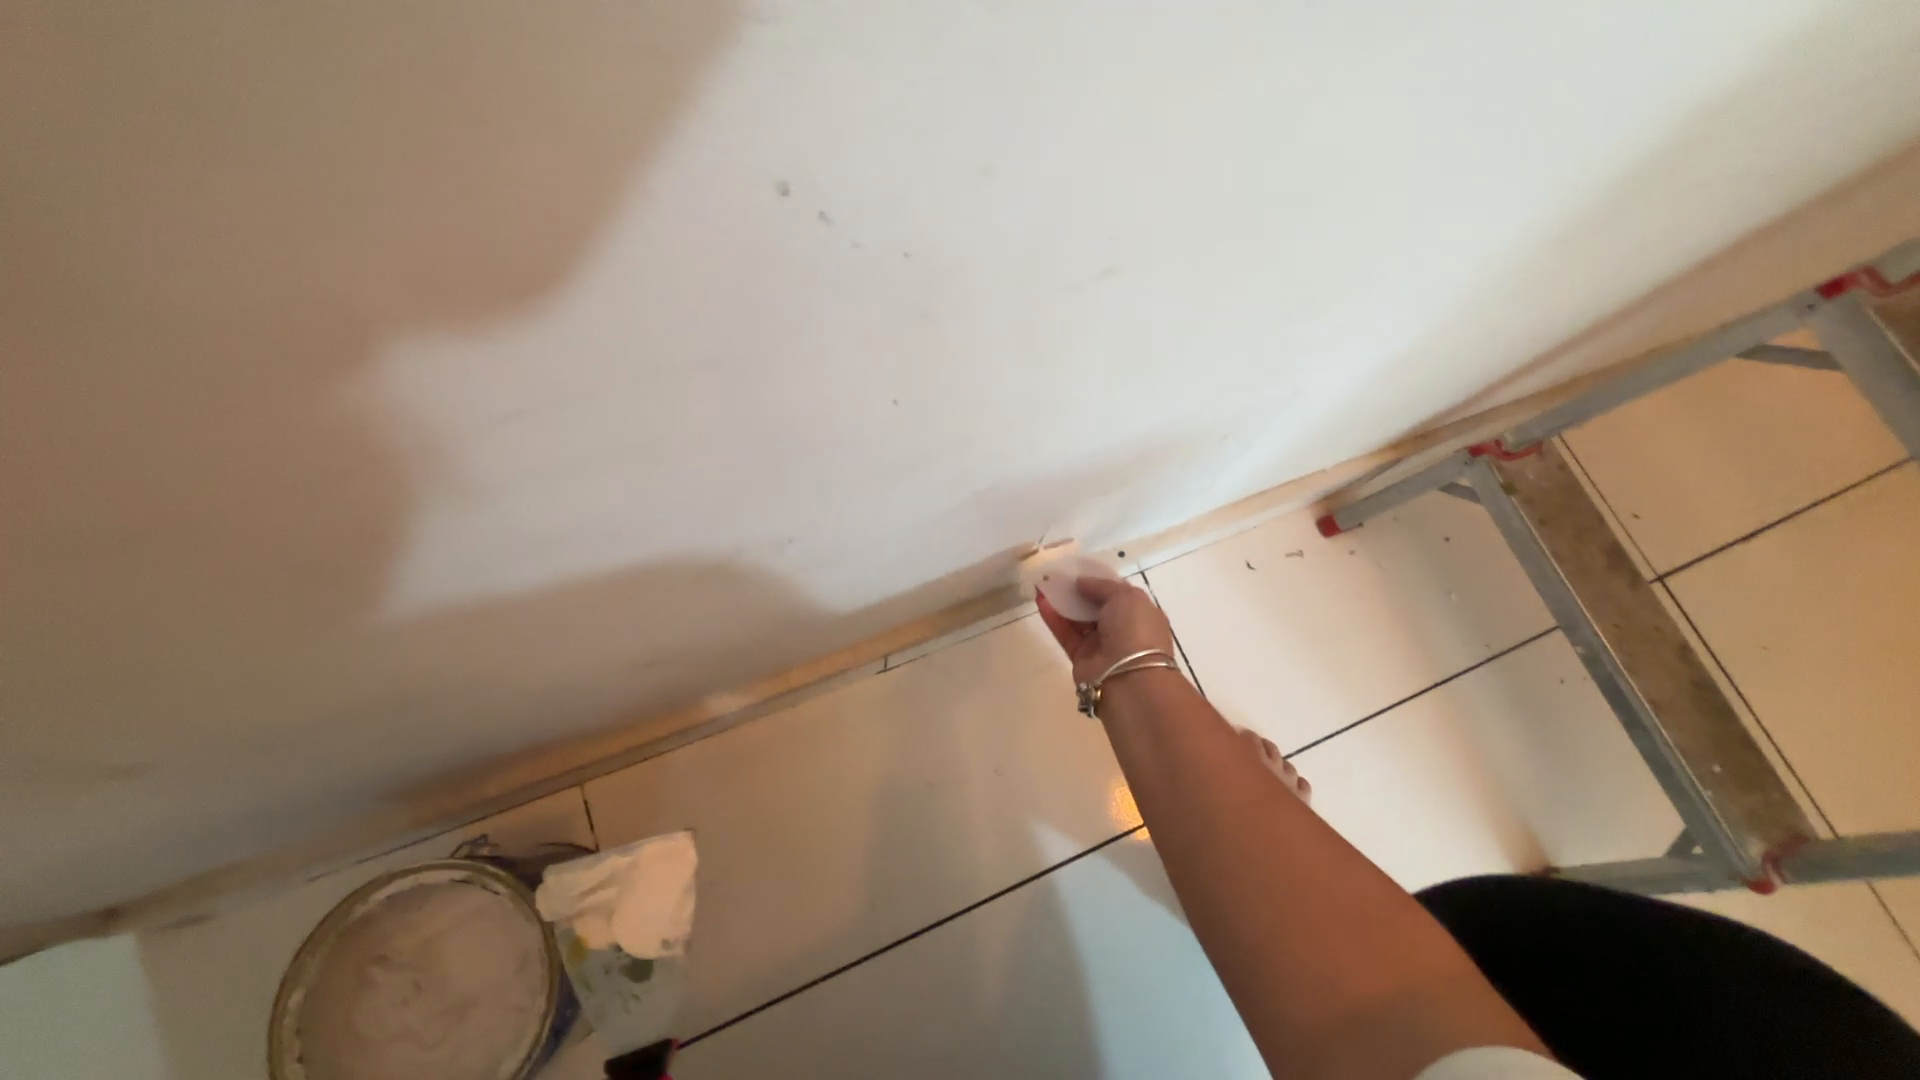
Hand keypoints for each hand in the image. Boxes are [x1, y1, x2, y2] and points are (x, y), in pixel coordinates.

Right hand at [1035, 575, 1177, 684]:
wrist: (1130, 679)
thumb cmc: (1136, 630)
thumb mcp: (1127, 597)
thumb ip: (1102, 586)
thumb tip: (1082, 582)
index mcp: (1141, 613)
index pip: (1118, 593)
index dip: (1099, 581)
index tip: (1079, 569)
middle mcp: (1122, 629)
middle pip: (1096, 606)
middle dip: (1078, 590)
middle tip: (1057, 575)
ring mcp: (1101, 644)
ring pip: (1078, 619)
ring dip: (1062, 601)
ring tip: (1043, 583)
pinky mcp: (1081, 657)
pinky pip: (1066, 633)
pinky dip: (1053, 617)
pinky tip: (1040, 600)